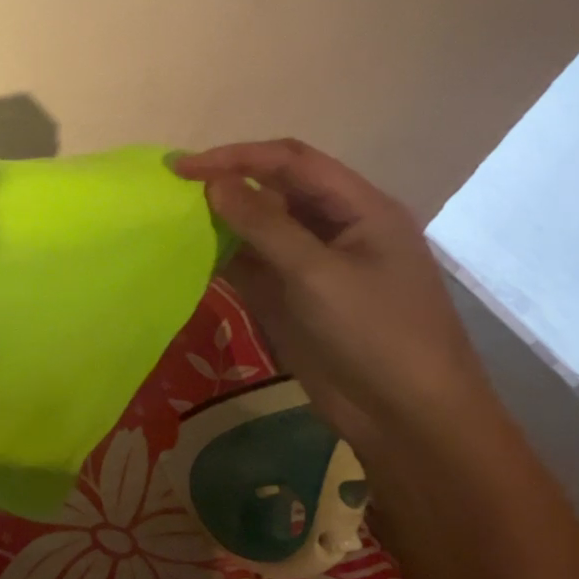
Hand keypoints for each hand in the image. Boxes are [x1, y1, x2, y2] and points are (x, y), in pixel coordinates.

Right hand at [171, 139, 490, 445]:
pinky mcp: (292, 295)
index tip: (183, 169)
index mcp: (361, 209)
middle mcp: (336, 227)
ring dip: (219, 218)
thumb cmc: (377, 336)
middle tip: (169, 188)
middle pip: (274, 187)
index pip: (291, 161)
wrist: (409, 420)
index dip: (236, 157)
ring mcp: (312, 262)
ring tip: (170, 216)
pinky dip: (220, 252)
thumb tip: (214, 182)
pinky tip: (187, 252)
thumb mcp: (318, 275)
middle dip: (225, 181)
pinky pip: (250, 260)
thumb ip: (264, 224)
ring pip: (258, 224)